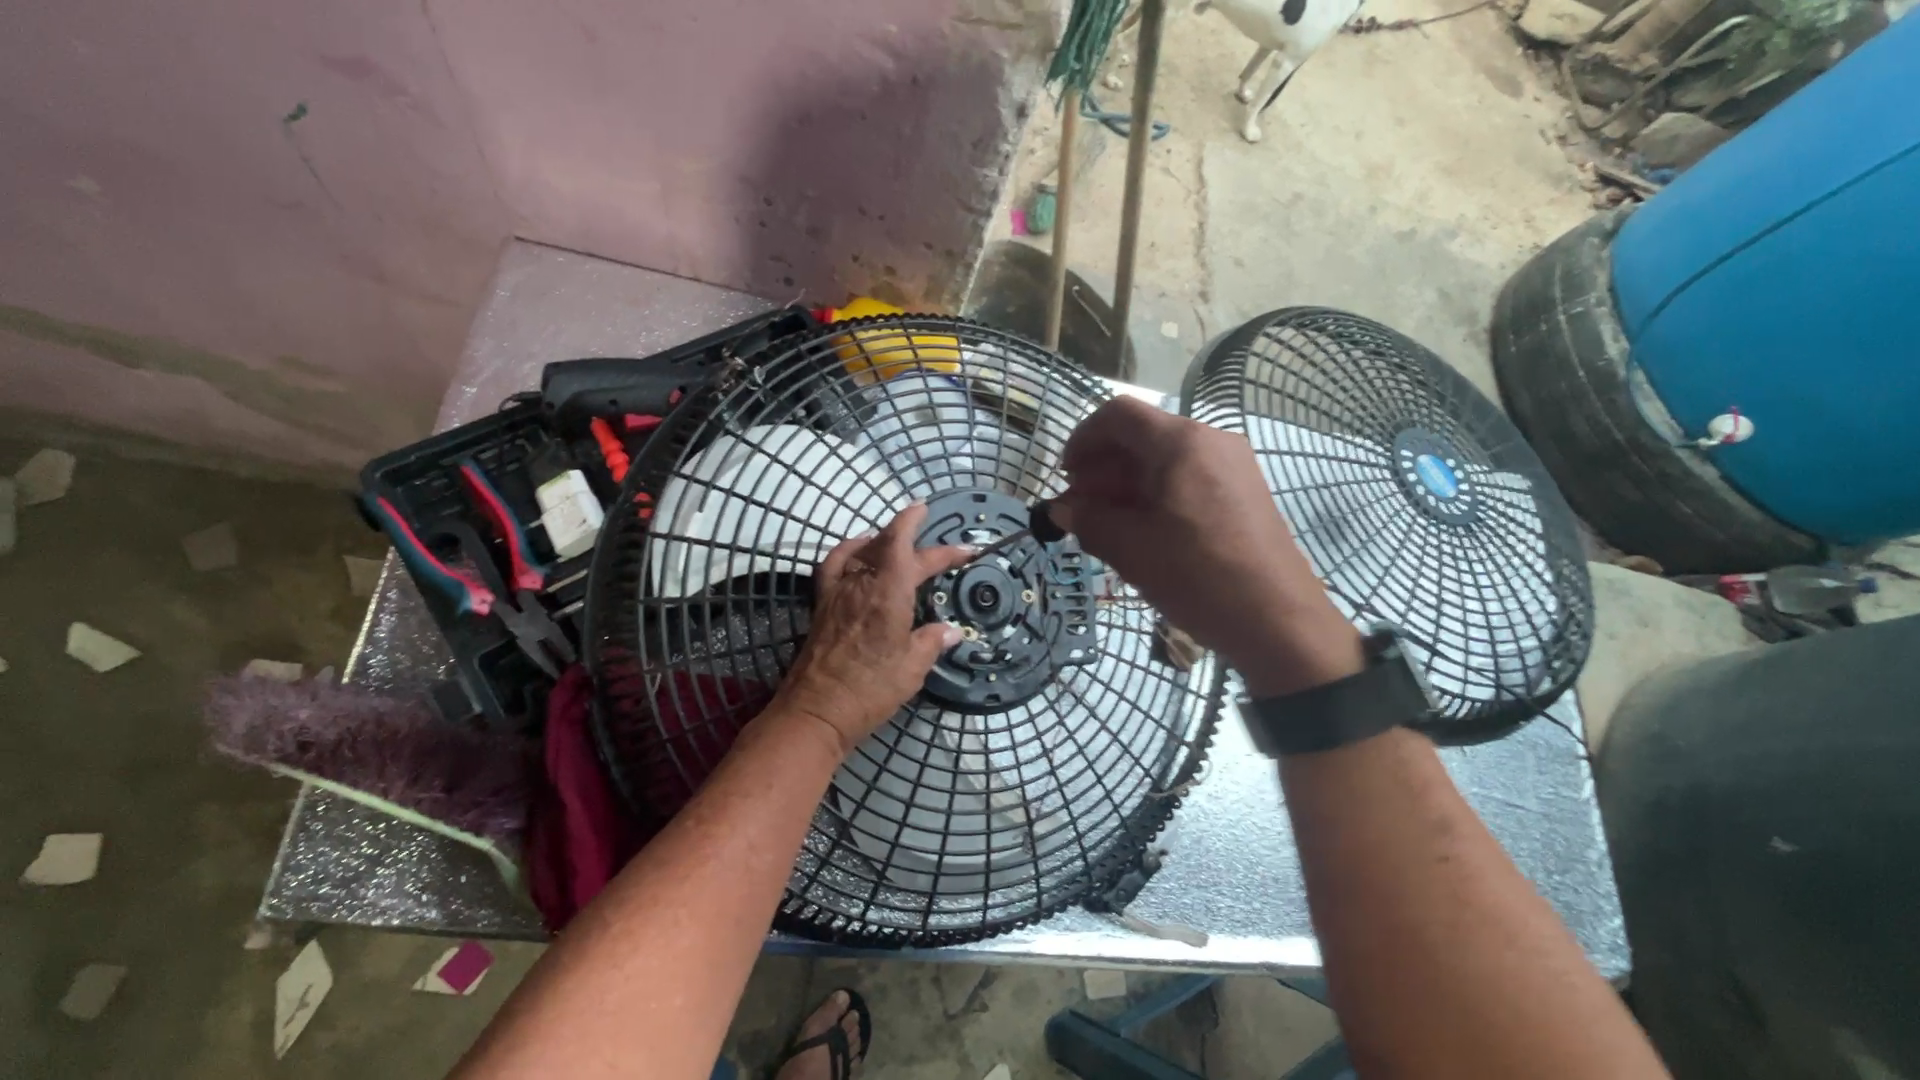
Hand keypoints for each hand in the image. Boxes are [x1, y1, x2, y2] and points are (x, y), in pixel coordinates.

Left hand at [769, 503, 971, 756]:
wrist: (817, 710)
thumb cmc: (870, 690)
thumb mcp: (912, 668)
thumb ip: (931, 642)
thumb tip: (950, 631)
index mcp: (890, 594)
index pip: (919, 556)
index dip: (944, 550)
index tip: (967, 549)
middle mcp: (862, 583)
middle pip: (889, 545)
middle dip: (915, 533)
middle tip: (937, 538)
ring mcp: (838, 591)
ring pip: (863, 549)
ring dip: (885, 537)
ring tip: (901, 537)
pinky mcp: (823, 603)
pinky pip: (836, 563)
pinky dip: (850, 549)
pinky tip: (858, 550)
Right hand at [1052, 397, 1363, 697]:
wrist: (1279, 620)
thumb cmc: (1199, 577)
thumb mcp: (1131, 550)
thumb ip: (1089, 520)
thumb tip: (1061, 509)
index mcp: (1181, 443)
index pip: (1118, 414)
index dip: (1083, 439)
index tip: (1066, 477)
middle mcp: (1211, 441)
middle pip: (1143, 437)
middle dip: (1103, 469)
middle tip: (1080, 512)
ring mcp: (1233, 466)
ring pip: (1166, 460)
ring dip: (1128, 486)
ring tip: (1108, 529)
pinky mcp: (1244, 492)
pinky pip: (1189, 479)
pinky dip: (1158, 496)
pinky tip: (1144, 534)